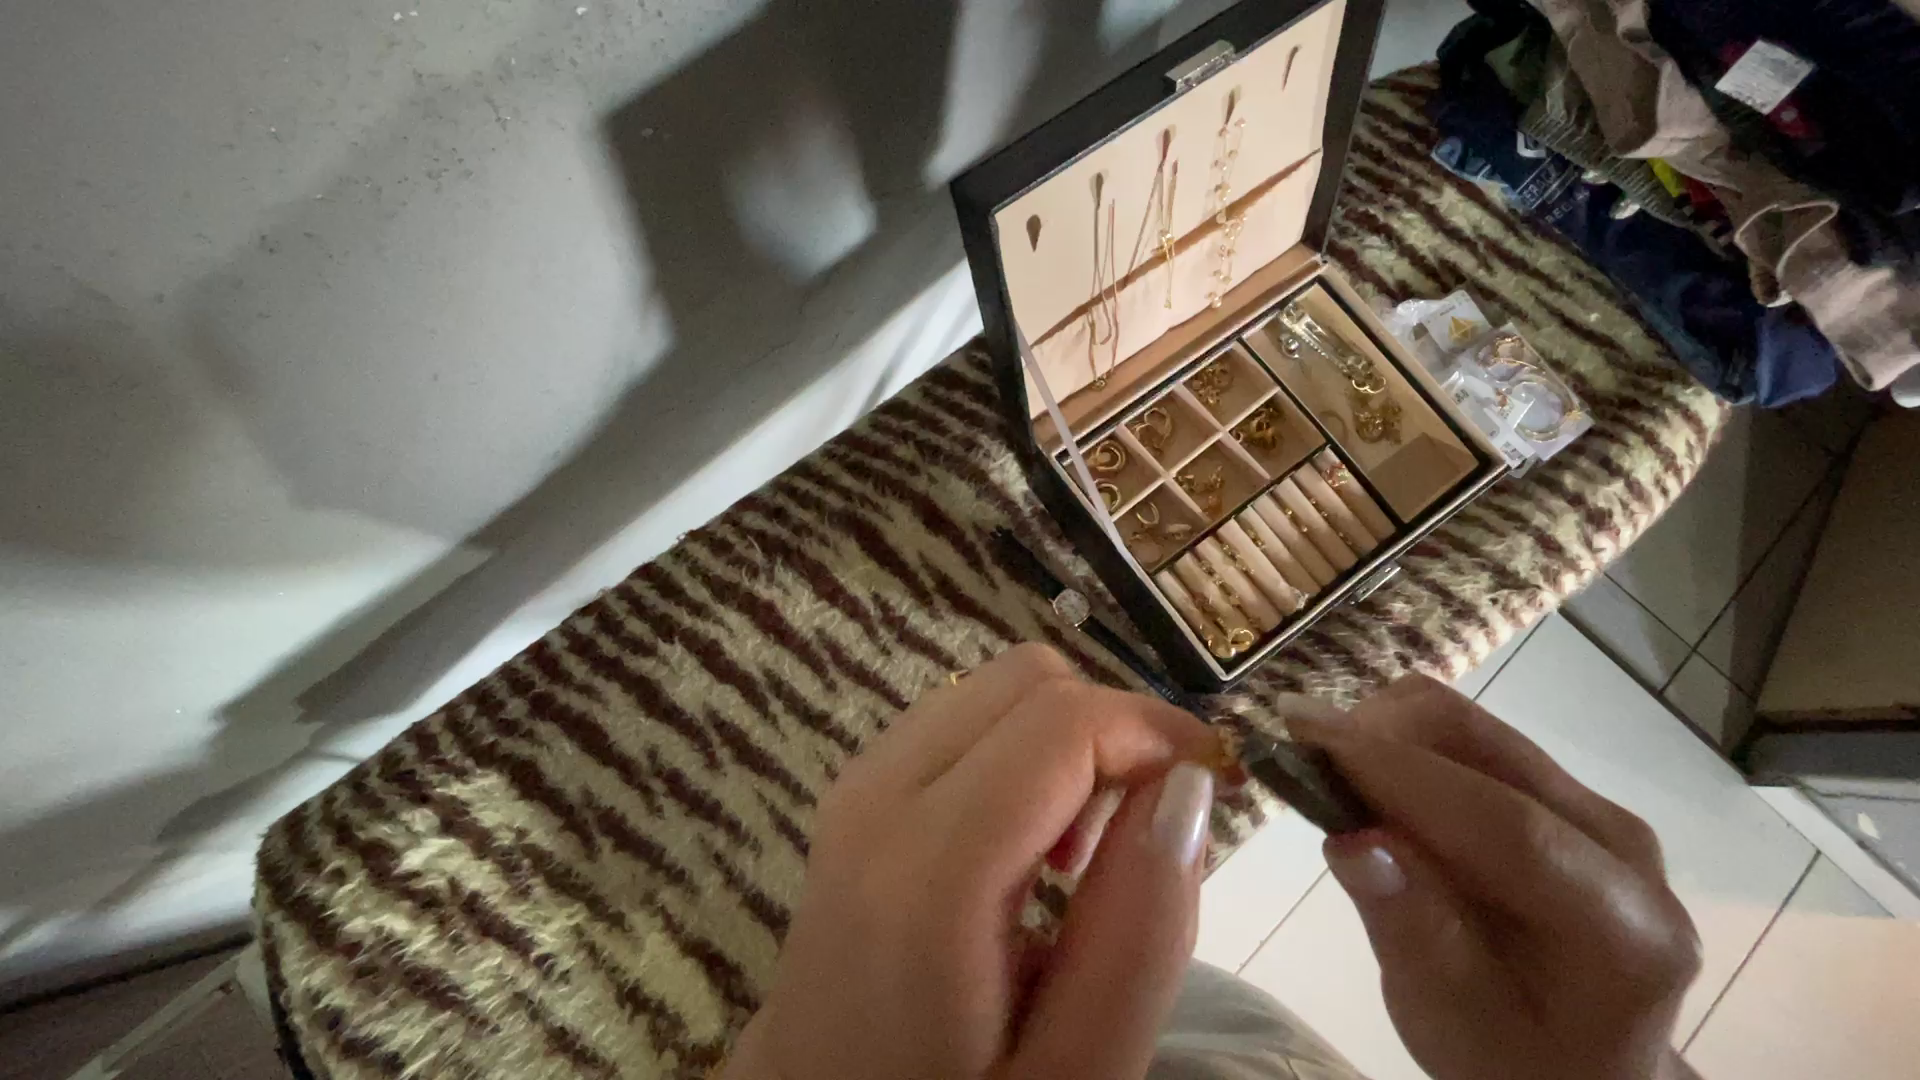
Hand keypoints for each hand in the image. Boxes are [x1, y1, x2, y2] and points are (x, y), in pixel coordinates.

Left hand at [722, 643, 1220, 1079]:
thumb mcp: (1075, 1071)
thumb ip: (1140, 927)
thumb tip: (1186, 784)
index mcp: (926, 867)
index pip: (1062, 720)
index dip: (1155, 729)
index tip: (1214, 781)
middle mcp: (877, 793)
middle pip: (1026, 678)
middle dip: (1109, 728)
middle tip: (1139, 831)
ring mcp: (857, 781)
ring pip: (992, 688)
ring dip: (1063, 740)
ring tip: (1080, 852)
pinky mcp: (856, 788)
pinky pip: (959, 718)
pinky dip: (1018, 750)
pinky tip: (1024, 842)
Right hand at [1291, 676, 1701, 1079]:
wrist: (1571, 1055)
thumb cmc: (1506, 1051)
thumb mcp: (1447, 1017)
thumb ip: (1409, 930)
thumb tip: (1351, 840)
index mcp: (1621, 925)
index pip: (1506, 823)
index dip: (1399, 771)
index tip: (1304, 732)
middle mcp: (1619, 844)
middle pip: (1484, 746)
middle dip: (1377, 731)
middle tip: (1297, 751)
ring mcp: (1591, 807)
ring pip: (1466, 724)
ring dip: (1382, 730)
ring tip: (1327, 772)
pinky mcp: (1556, 788)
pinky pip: (1463, 735)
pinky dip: (1398, 739)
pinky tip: (1366, 779)